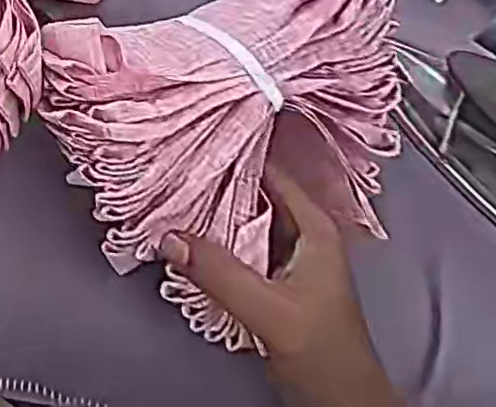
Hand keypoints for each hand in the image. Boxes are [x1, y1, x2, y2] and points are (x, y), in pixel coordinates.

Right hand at [161, 167, 395, 406]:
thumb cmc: (327, 358)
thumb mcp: (272, 312)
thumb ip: (221, 274)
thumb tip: (168, 237)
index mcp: (313, 224)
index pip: (268, 168)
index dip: (233, 151)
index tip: (193, 138)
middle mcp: (298, 230)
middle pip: (249, 188)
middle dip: (213, 176)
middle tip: (171, 161)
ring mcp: (281, 253)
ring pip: (238, 213)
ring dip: (208, 205)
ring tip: (170, 187)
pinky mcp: (265, 274)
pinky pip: (231, 239)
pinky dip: (209, 232)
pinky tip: (183, 229)